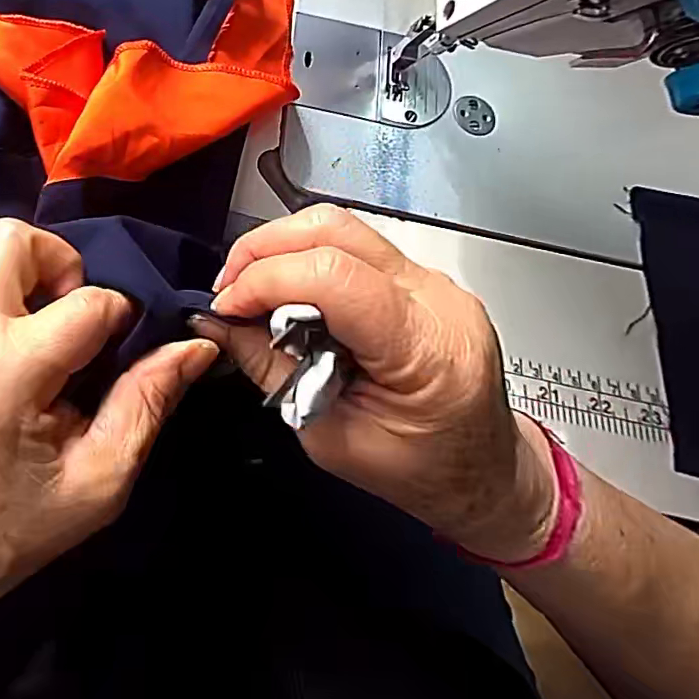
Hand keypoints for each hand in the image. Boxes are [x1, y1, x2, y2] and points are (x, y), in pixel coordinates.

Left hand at [0, 219, 218, 664]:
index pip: (86, 302)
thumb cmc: (17, 521)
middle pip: (14, 238)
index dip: (122, 319)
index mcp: (9, 371)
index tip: (121, 355)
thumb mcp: (101, 477)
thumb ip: (147, 400)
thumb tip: (195, 346)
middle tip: (79, 317)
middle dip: (63, 263)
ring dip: (26, 260)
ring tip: (48, 312)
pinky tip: (22, 319)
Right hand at [188, 205, 557, 562]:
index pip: (332, 277)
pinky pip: (343, 243)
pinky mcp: (412, 276)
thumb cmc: (419, 468)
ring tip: (248, 289)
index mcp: (426, 351)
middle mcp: (436, 300)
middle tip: (228, 291)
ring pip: (333, 226)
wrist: (484, 472)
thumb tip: (214, 323)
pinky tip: (281, 293)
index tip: (226, 309)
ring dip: (274, 249)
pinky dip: (296, 258)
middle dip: (259, 251)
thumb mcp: (325, 433)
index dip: (262, 282)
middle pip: (330, 229)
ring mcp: (429, 280)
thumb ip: (267, 368)